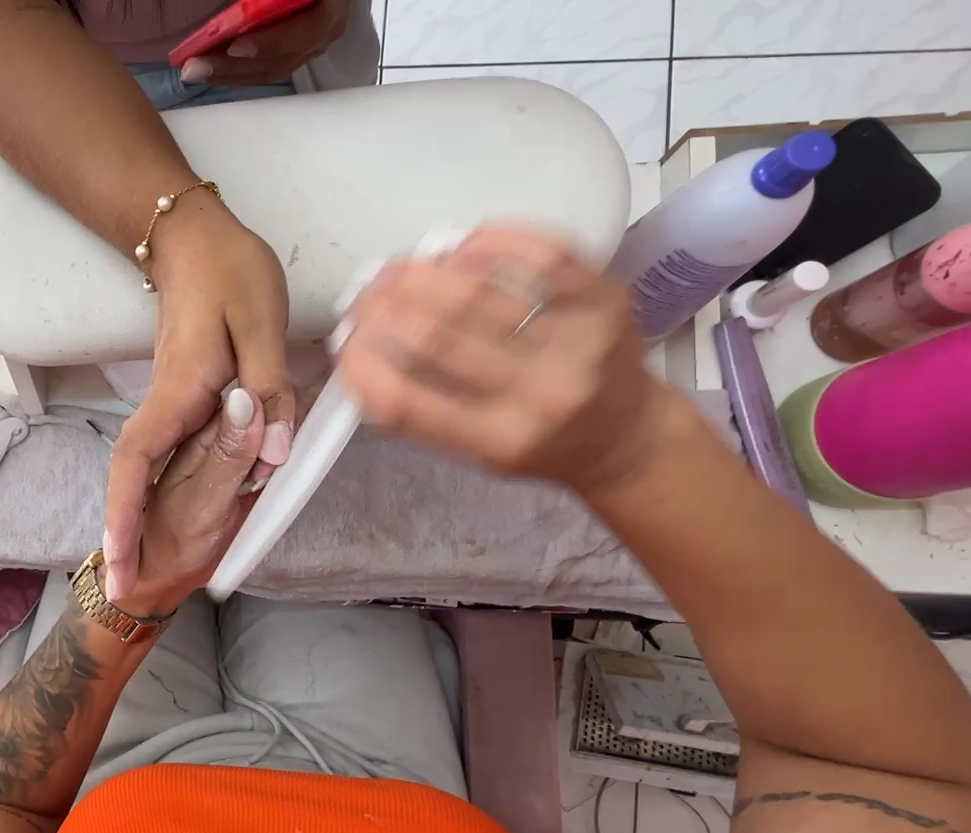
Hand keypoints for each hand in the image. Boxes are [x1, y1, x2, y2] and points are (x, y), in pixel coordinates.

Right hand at [104, 203, 292, 602]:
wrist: (194, 238)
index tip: (113, 561)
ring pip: (144, 470)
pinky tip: (157, 515)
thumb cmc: (229, 274)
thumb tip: (271, 457)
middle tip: (119, 586)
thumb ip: (266, 395)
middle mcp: (164, 405)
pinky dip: (152, 491)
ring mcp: (167, 404)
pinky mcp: (178, 401)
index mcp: (180, 392)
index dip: (123, 514)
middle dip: (121, 536)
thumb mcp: (262, 327)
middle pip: (131, 478)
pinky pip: (163, 454)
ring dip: (133, 520)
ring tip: (133, 568)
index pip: (137, 461)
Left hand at [179, 0, 352, 85]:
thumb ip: (262, 0)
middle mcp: (324, 33)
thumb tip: (241, 8)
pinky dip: (237, 71)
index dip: (268, 43)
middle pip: (276, 61)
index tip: (234, 47)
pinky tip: (210, 71)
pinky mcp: (295, 50)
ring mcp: (311, 46)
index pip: (301, 33)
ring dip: (228, 75)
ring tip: (193, 73)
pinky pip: (264, 68)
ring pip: (268, 71)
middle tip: (194, 68)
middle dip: (232, 68)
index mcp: (330, 9)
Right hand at [333, 226, 668, 495]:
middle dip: (386, 309)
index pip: (410, 402)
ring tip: (395, 269)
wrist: (627, 436)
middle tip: (362, 295)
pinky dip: (490, 243)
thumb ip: (423, 410)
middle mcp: (542, 394)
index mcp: (500, 441)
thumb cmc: (537, 445)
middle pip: (441, 337)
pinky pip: (543, 256)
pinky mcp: (607, 300)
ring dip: (424, 273)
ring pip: (482, 293)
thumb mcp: (474, 450)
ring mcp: (580, 343)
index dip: (365, 368)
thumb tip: (364, 352)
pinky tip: (454, 245)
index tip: (344, 345)